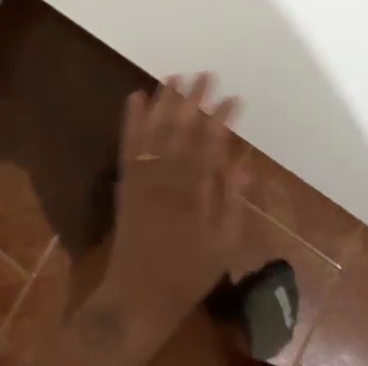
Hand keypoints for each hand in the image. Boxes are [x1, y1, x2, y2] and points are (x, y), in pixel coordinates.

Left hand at [100, 74, 249, 324]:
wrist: (139, 293)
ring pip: (153, 128)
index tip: (234, 98)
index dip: (222, 118)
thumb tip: (243, 162)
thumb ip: (231, 199)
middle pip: (181, 127)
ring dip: (164, 100)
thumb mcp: (222, 243)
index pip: (210, 143)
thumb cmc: (187, 272)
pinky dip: (131, 117)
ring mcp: (142, 174)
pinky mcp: (125, 179)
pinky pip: (128, 142)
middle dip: (194, 99)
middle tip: (206, 75)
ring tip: (176, 76)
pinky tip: (136, 96)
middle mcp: (166, 175)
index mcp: (194, 190)